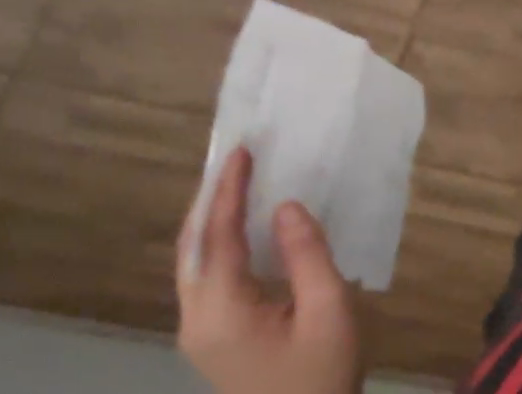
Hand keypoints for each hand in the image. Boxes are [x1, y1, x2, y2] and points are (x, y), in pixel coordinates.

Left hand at [176, 147, 361, 393]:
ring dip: (210, 218)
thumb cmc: (322, 372)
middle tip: (232, 157)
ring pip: (195, 262)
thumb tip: (286, 206)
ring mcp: (202, 331)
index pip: (217, 238)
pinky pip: (208, 275)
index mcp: (221, 312)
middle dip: (208, 199)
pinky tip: (241, 225)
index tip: (241, 150)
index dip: (228, 192)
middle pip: (192, 248)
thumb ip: (307, 255)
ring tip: (234, 179)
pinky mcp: (216, 335)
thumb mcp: (328, 310)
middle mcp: (198, 319)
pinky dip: (219, 240)